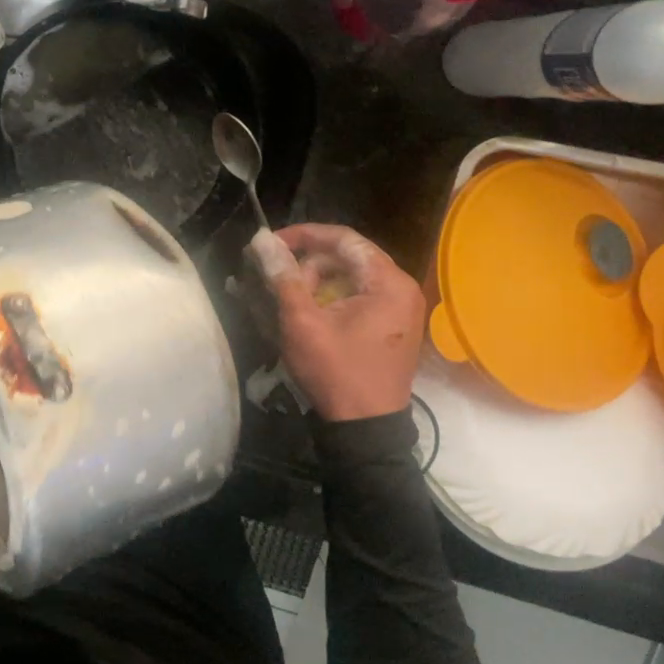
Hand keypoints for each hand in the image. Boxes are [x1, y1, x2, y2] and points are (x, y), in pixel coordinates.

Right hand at [241, 223, 425, 421]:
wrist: (365, 427)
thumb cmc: (335, 371)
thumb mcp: (302, 321)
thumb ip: (283, 276)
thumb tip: (261, 238)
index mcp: (388, 282)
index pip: (343, 239)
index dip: (303, 235)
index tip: (269, 244)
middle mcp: (401, 288)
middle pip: (347, 256)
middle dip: (308, 264)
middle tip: (279, 284)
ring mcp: (400, 307)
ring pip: (350, 275)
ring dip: (317, 282)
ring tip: (292, 304)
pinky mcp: (393, 324)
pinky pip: (358, 294)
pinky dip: (331, 297)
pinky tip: (310, 315)